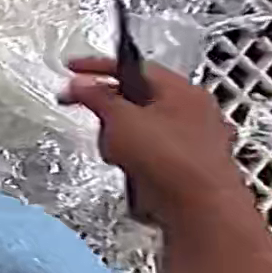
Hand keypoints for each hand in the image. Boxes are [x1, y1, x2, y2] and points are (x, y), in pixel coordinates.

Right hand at [60, 56, 254, 223]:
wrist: (198, 206)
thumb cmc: (166, 156)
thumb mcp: (119, 118)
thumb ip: (96, 96)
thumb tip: (80, 83)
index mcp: (183, 91)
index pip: (134, 66)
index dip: (98, 66)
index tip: (72, 68)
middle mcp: (193, 110)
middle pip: (137, 95)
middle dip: (106, 103)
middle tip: (81, 105)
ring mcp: (193, 137)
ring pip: (140, 122)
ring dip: (117, 130)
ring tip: (110, 145)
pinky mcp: (186, 161)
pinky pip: (148, 145)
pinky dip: (130, 149)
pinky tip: (124, 161)